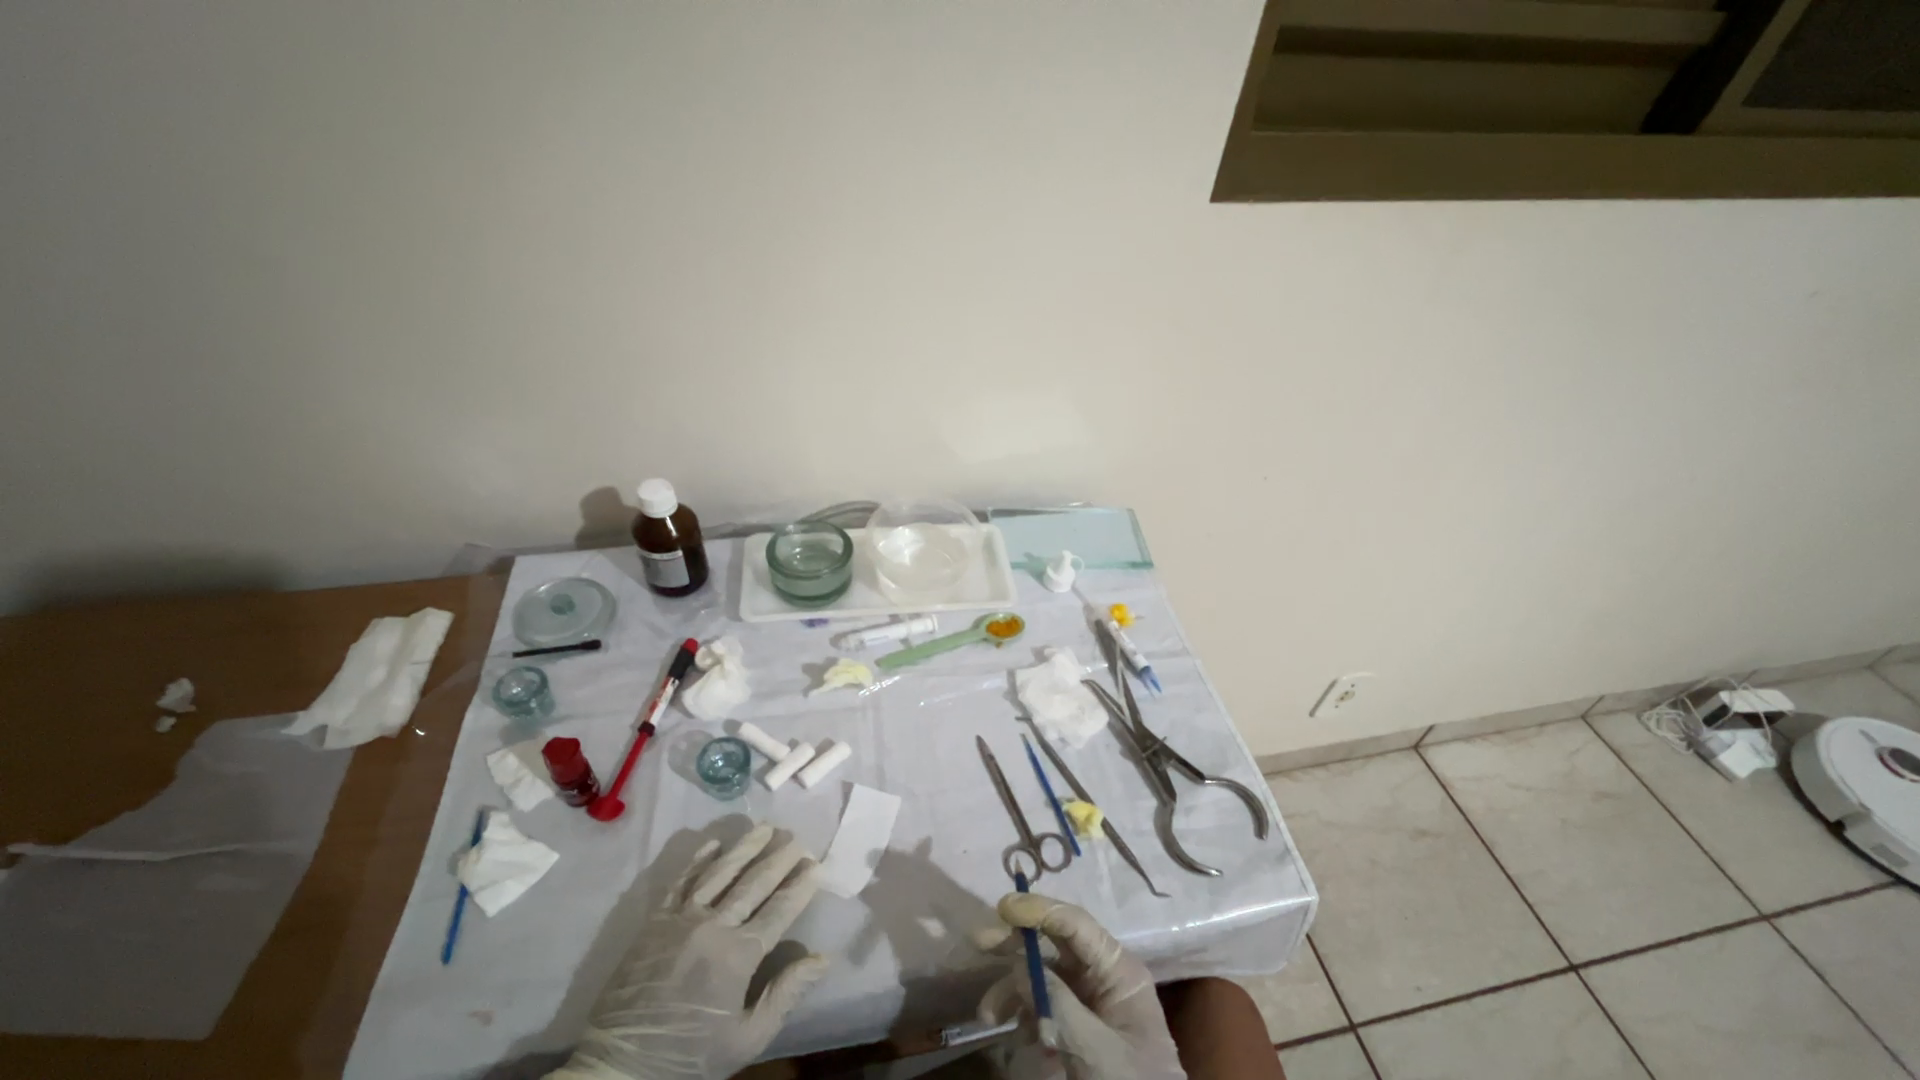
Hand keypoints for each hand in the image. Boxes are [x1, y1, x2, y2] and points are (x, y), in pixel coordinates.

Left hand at [549, 825, 828, 1079]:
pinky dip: (697, 860)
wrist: (622, 1066)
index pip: (779, 910)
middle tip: (797, 838)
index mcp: (738, 956)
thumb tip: (822, 958)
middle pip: (753, 883)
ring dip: (744, 848)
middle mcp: (712, 927)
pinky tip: (714, 844)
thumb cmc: (691, 1055)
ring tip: (764, 828)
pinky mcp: (654, 921)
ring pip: (719, 873)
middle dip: (779, 859)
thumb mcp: (747, 1038)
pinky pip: (680, 881)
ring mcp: (679, 920)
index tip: (816, 865)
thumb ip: (785, 993)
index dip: (800, 886)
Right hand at [977, 893, 1184, 1079]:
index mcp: (1118, 970)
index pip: (1076, 925)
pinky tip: (1011, 1031)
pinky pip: (1041, 1004)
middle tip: (980, 944)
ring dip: (1012, 989)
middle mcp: (1102, 976)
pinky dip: (1021, 1011)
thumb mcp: (1097, 1048)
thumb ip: (1058, 1004)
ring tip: (989, 1015)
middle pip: (1053, 944)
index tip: (1003, 909)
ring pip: (1042, 976)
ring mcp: (1088, 1001)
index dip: (1040, 911)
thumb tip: (1019, 967)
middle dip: (1017, 944)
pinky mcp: (1075, 1026)